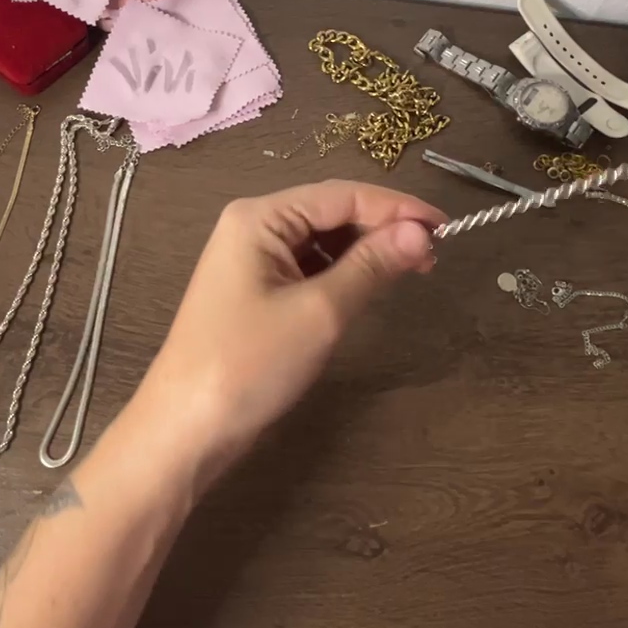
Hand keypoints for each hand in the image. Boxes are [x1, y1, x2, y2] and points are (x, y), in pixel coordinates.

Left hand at [125, 180, 443, 484]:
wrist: (183, 432)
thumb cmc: (248, 365)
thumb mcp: (320, 312)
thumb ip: (372, 266)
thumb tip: (421, 233)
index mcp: (260, 216)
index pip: (342, 194)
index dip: (397, 207)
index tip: (445, 225)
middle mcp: (253, 225)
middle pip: (331, 211)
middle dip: (382, 228)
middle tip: (432, 254)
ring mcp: (252, 258)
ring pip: (322, 239)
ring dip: (365, 250)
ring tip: (409, 270)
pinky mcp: (255, 288)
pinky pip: (308, 265)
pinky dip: (342, 272)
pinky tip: (367, 286)